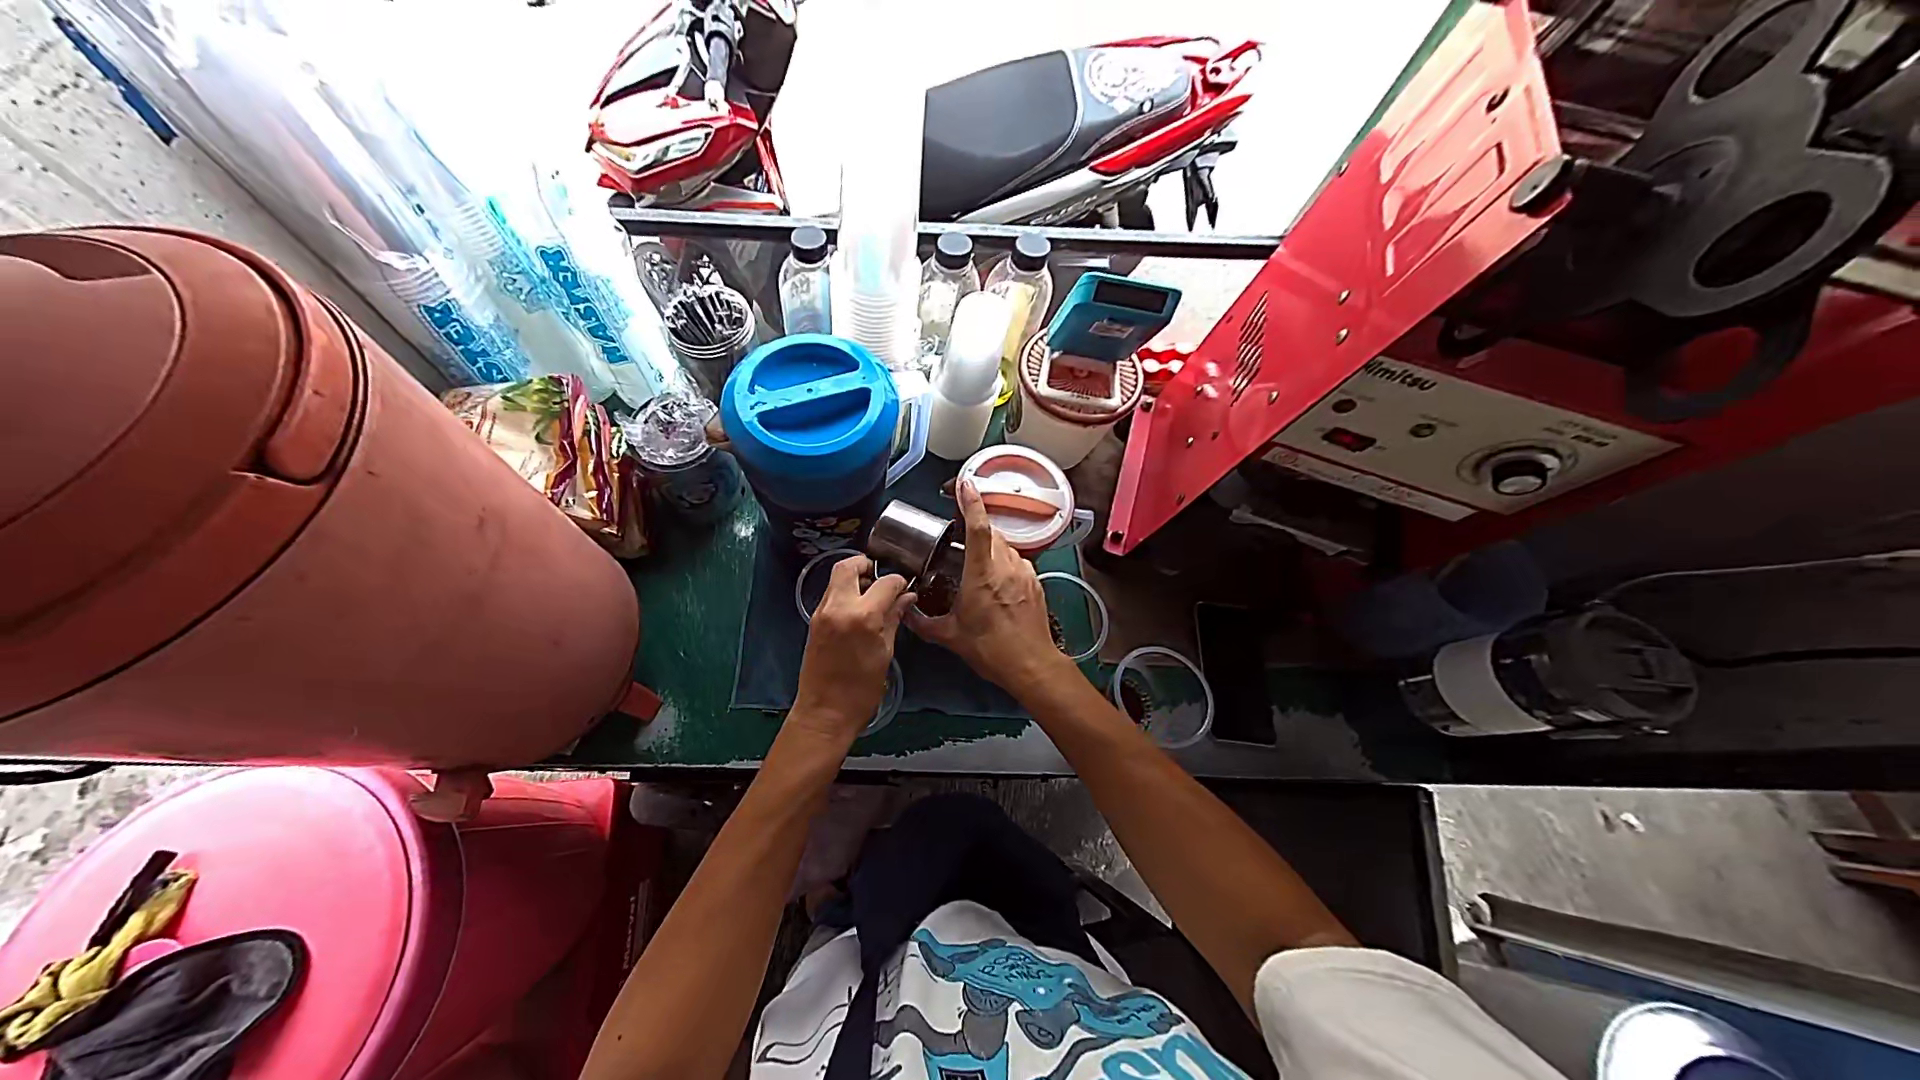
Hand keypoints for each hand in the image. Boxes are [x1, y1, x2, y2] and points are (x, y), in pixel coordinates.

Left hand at [791, 555, 914, 741]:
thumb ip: (894, 619)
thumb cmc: (860, 691)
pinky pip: (830, 595)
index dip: (899, 582)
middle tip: (881, 577)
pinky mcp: (814, 621)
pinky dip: (845, 593)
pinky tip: (859, 609)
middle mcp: (838, 608)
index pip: (885, 582)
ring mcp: (822, 613)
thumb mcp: (885, 653)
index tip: (905, 588)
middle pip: (848, 566)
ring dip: (854, 578)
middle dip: (867, 565)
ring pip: (836, 578)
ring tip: (872, 595)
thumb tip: (905, 599)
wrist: (825, 712)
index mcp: (862, 617)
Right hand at [907, 480, 1071, 696]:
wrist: (1032, 665)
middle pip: (992, 533)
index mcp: (982, 574)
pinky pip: (1018, 562)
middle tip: (960, 538)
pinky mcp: (1036, 583)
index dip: (970, 502)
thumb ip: (923, 622)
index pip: (977, 527)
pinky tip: (996, 583)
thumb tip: (906, 613)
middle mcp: (1006, 567)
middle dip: (976, 528)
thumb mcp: (950, 636)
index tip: (964, 483)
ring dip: (991, 548)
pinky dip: (1005, 563)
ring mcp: (1025, 574)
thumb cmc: (992, 650)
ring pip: (1006, 547)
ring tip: (976, 565)